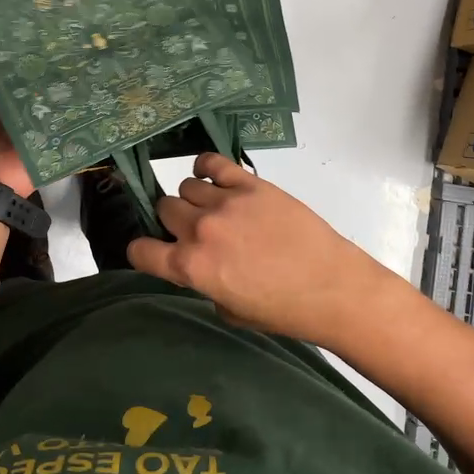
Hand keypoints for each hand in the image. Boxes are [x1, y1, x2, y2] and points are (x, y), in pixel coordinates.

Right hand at [126, 153, 408, 346]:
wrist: (332, 288)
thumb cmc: (283, 311)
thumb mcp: (230, 310)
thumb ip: (204, 283)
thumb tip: (199, 264)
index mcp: (191, 268)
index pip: (140, 250)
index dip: (142, 251)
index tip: (152, 251)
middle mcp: (200, 231)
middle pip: (164, 209)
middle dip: (173, 222)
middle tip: (195, 232)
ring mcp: (226, 204)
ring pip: (187, 186)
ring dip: (194, 199)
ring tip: (214, 209)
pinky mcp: (251, 185)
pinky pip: (213, 163)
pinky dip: (206, 167)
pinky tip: (212, 176)